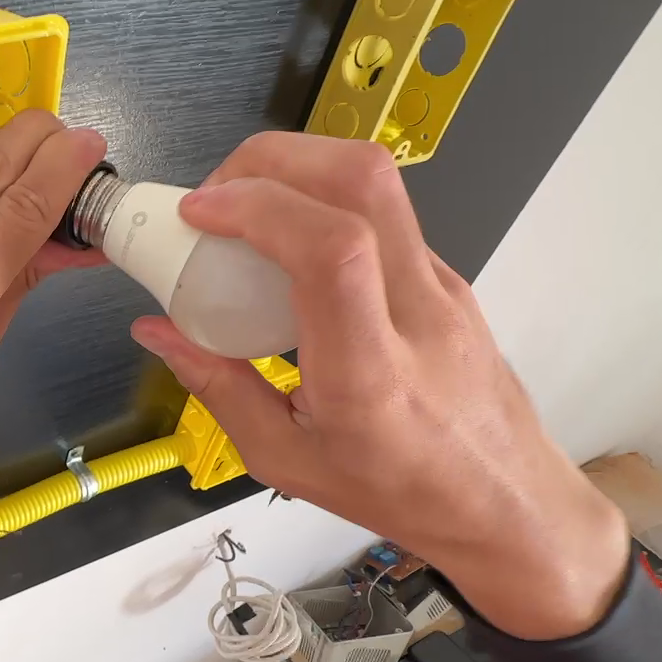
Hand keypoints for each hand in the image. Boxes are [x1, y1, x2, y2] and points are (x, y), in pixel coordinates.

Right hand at [131, 132, 627, 639]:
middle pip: (361, 180)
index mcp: (368, 370)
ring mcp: (439, 282)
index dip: (258, 208)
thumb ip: (214, 385)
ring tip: (239, 210)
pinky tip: (280, 243)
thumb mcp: (280, 456)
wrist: (505, 500)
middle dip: (270, 160)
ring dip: (293, 169)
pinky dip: (314, 198)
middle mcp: (415, 310)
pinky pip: (377, 210)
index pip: (330, 248)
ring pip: (375, 180)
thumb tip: (156, 330)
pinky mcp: (442, 273)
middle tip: (211, 197)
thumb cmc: (392, 489)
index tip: (197, 213)